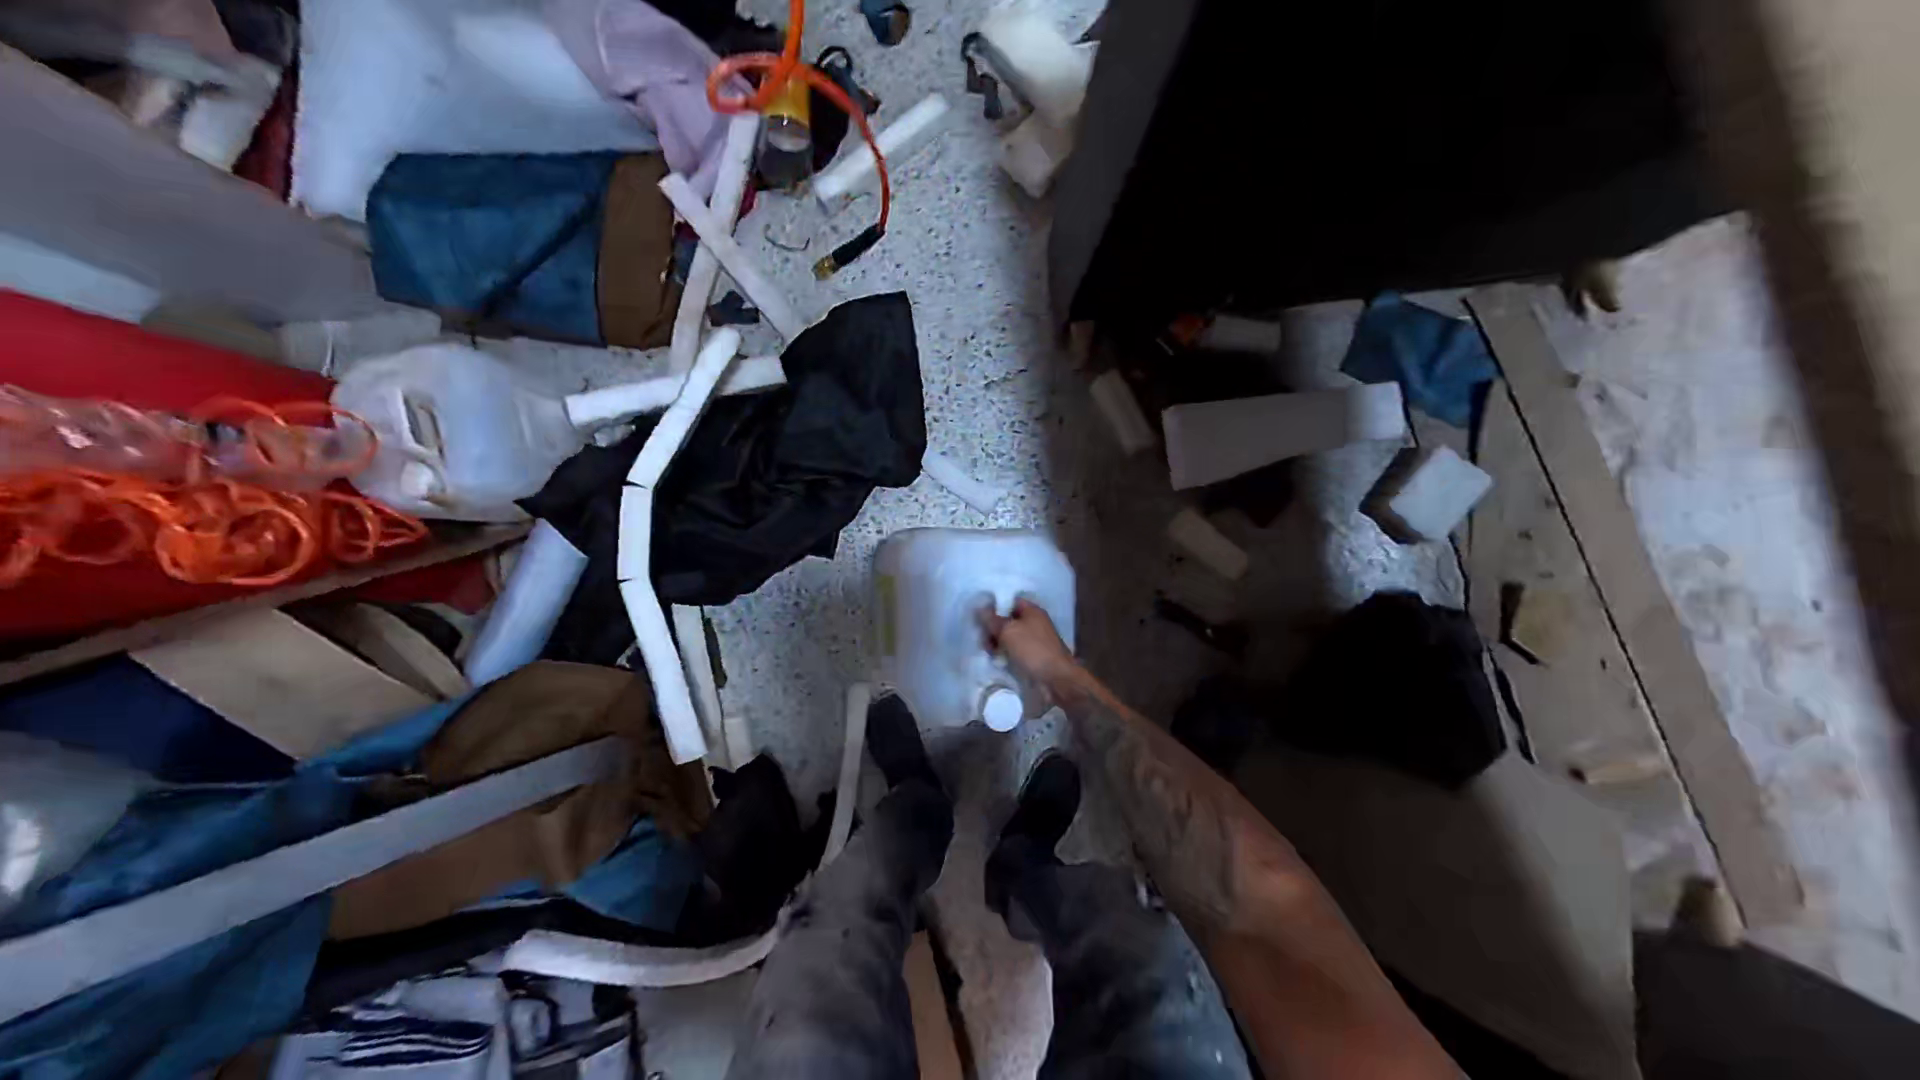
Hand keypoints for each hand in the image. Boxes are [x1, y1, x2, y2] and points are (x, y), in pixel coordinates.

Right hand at [978, 598, 1080, 694]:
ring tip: (988, 651)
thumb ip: (992, 619)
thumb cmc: (1032, 649)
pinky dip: (1005, 654)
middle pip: (1008, 620)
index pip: (1010, 601)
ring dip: (997, 642)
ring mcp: (1034, 641)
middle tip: (982, 638)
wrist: (1056, 679)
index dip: (995, 606)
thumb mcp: (1008, 631)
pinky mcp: (1033, 657)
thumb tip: (980, 608)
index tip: (979, 615)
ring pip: (1010, 637)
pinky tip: (997, 660)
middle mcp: (1034, 623)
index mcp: (1032, 611)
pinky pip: (1014, 651)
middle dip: (993, 628)